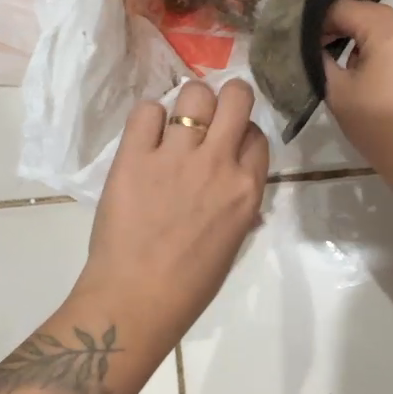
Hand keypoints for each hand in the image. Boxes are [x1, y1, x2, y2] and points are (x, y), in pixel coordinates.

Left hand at [79, 79, 269, 334]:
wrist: (137, 299)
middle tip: (208, 116)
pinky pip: (146, 110)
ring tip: (173, 126)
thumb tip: (236, 188)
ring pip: (194, 94)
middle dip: (226, 97)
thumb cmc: (191, 284)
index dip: (243, 132)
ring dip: (187, 104)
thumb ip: (239, 205)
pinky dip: (147, 118)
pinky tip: (144, 140)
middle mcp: (218, 163)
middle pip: (236, 96)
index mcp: (247, 189)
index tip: (227, 144)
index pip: (257, 134)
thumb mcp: (233, 241)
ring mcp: (177, 156)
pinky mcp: (135, 156)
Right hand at [322, 0, 392, 182]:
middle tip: (327, 54)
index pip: (345, 7)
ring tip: (356, 72)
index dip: (321, 22)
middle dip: (346, 29)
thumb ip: (322, 60)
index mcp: (389, 30)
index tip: (309, 44)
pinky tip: (384, 83)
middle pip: (372, 14)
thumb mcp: (338, 93)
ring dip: (370, 42)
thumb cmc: (379, 127)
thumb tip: (320, 47)